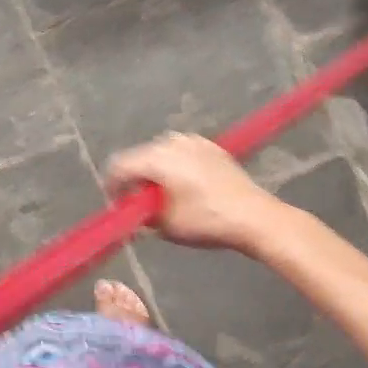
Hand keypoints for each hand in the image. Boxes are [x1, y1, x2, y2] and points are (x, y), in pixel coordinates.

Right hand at [106, 132, 298, 256]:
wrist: (255, 217)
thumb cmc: (206, 221)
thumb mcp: (165, 226)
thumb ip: (140, 216)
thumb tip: (132, 212)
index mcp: (156, 159)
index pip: (119, 165)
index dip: (112, 185)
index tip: (116, 204)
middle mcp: (171, 142)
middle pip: (139, 157)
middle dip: (135, 178)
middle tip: (141, 204)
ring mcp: (193, 141)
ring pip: (161, 153)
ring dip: (156, 171)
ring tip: (164, 195)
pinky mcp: (211, 147)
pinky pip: (181, 153)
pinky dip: (176, 167)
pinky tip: (186, 187)